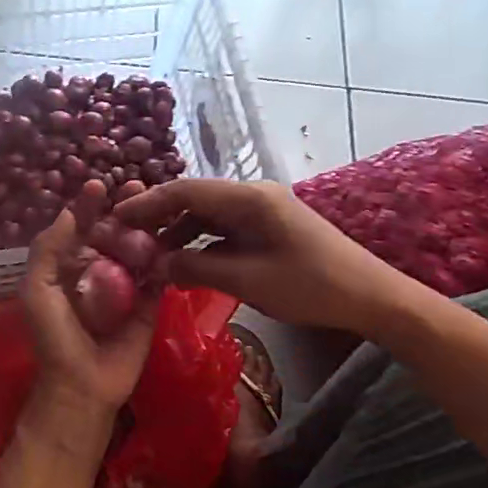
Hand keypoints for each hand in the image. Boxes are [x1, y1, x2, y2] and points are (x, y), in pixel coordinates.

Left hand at [18, 181, 159, 458]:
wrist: (83, 383)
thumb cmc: (54, 336)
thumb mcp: (38, 289)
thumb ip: (48, 250)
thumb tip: (69, 212)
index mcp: (68, 267)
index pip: (80, 228)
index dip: (88, 205)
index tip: (99, 184)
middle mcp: (97, 271)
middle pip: (112, 232)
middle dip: (122, 208)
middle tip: (136, 185)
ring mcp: (125, 287)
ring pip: (137, 248)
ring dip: (146, 226)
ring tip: (159, 204)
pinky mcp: (149, 304)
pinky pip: (158, 275)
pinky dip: (165, 256)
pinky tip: (174, 235)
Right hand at [115, 179, 431, 337]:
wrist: (371, 297)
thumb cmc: (311, 286)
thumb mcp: (247, 280)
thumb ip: (195, 268)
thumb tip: (154, 266)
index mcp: (249, 198)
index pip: (185, 191)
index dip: (148, 204)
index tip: (116, 219)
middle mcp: (252, 195)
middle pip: (193, 198)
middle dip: (158, 217)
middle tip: (125, 239)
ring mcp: (261, 210)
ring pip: (206, 214)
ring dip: (177, 232)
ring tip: (150, 256)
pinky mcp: (267, 227)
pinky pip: (222, 228)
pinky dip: (199, 242)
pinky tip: (183, 263)